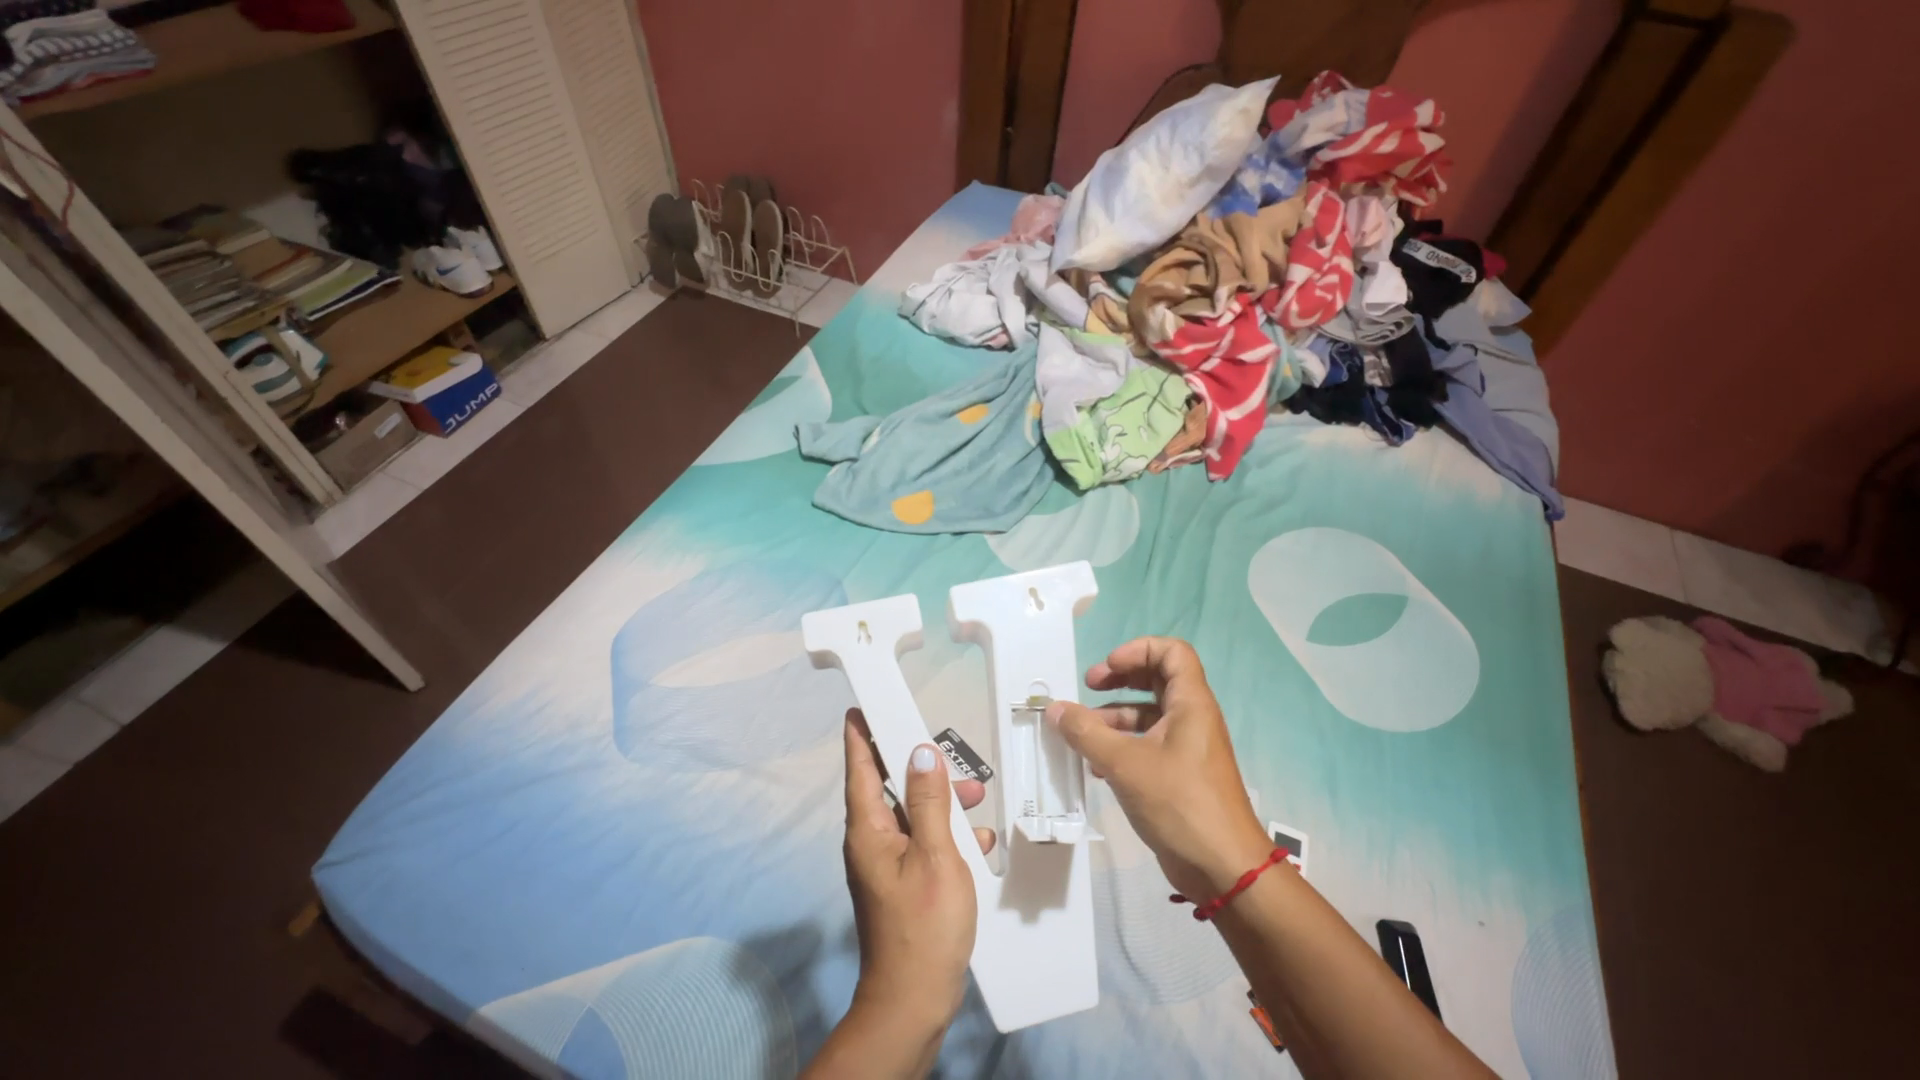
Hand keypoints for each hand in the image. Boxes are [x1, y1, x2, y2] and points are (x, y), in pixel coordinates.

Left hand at [840, 711, 992, 1033]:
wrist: (915, 999)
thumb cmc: (924, 925)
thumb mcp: (935, 855)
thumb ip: (929, 801)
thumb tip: (920, 752)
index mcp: (867, 828)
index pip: (859, 765)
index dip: (862, 733)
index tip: (865, 704)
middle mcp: (870, 839)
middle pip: (890, 785)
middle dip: (924, 770)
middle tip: (959, 765)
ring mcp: (885, 862)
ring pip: (913, 814)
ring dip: (944, 805)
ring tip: (978, 803)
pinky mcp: (902, 882)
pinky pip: (923, 842)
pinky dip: (947, 837)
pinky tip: (977, 843)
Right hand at [1046, 637, 1272, 899]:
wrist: (1222, 866)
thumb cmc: (1179, 802)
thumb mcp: (1124, 764)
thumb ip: (1086, 733)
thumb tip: (1056, 709)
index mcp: (1191, 703)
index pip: (1171, 652)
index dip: (1136, 650)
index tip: (1106, 670)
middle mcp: (1192, 718)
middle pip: (1156, 680)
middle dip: (1120, 680)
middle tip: (1088, 688)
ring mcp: (1187, 748)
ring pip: (1148, 716)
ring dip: (1114, 718)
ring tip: (1081, 736)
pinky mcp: (1179, 775)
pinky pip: (1147, 746)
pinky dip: (1121, 748)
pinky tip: (1095, 767)